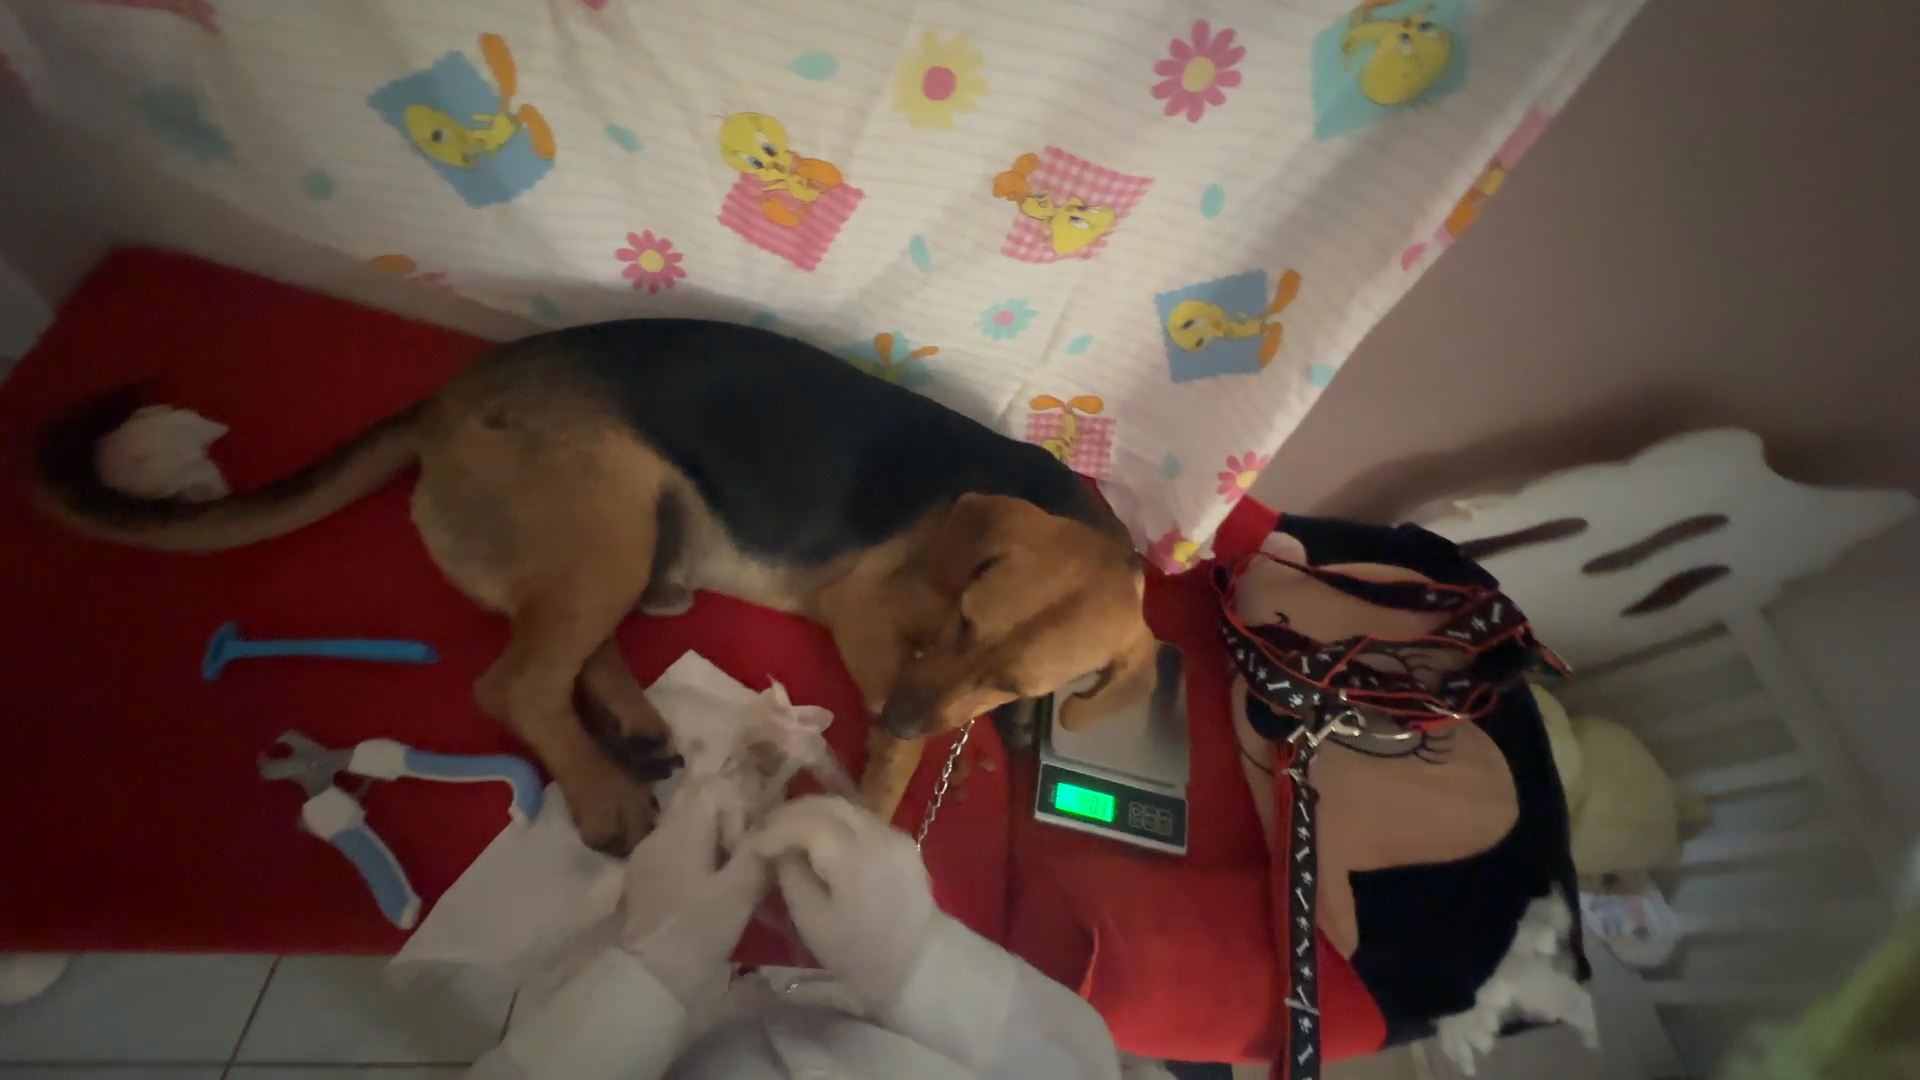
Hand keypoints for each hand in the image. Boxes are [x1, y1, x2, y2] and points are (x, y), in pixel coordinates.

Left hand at [620, 777, 765, 1010]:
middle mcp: (659, 833)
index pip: (714, 787)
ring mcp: (647, 855)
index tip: (747, 840)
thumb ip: (759, 850)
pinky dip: (698, 854)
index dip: (738, 805)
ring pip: (688, 824)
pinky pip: (677, 846)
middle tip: (745, 852)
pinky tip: (708, 885)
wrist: (648, 982)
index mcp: (680, 830)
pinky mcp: (644, 877)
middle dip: (728, 819)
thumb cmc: (698, 932)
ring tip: (730, 871)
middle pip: (698, 801)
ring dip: (714, 837)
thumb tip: (775, 826)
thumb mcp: (741, 891)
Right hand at [751, 795, 936, 1009]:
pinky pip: (863, 819)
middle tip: (767, 829)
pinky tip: (821, 838)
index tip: (754, 844)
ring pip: (847, 807)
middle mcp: (878, 835)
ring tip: (789, 830)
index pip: (808, 823)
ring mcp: (895, 833)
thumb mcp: (812, 921)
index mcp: (854, 858)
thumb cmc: (859, 953)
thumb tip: (778, 848)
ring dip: (815, 813)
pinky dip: (837, 822)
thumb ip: (791, 876)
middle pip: (829, 804)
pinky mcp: (904, 840)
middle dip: (793, 812)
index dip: (776, 829)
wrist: (918, 964)